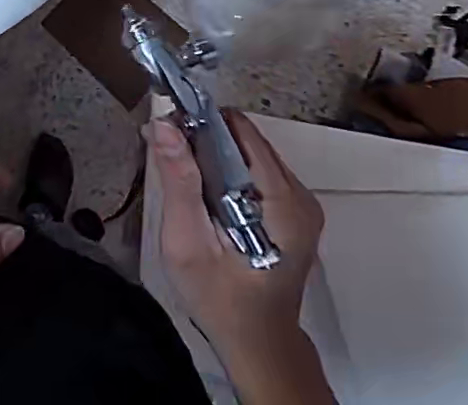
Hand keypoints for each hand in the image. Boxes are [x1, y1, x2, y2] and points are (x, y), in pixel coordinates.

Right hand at [152, 112, 333, 403]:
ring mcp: (303, 203)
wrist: (257, 344)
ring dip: (215, 154)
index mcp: (282, 203)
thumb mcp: (188, 242)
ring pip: (250, 151)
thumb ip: (179, 181)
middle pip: (246, 139)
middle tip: (172, 161)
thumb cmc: (218, 297)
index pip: (240, 132)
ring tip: (187, 181)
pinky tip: (208, 194)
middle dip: (205, 140)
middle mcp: (301, 196)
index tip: (169, 132)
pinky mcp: (296, 210)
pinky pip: (258, 169)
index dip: (200, 123)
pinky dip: (229, 170)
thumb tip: (164, 123)